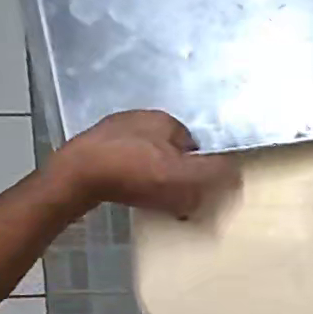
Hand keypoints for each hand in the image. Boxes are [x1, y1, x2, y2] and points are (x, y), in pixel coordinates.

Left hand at [48, 110, 240, 217]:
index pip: (196, 147)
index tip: (192, 189)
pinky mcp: (93, 143)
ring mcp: (113, 128)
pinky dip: (129, 175)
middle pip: (171, 151)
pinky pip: (123, 161)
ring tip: (148, 196)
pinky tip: (125, 190)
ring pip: (147, 156)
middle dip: (175, 171)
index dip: (198, 170)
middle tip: (171, 195)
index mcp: (166, 120)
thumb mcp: (186, 177)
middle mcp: (140, 117)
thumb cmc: (136, 175)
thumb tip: (237, 173)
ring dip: (152, 175)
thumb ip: (216, 173)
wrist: (75, 177)